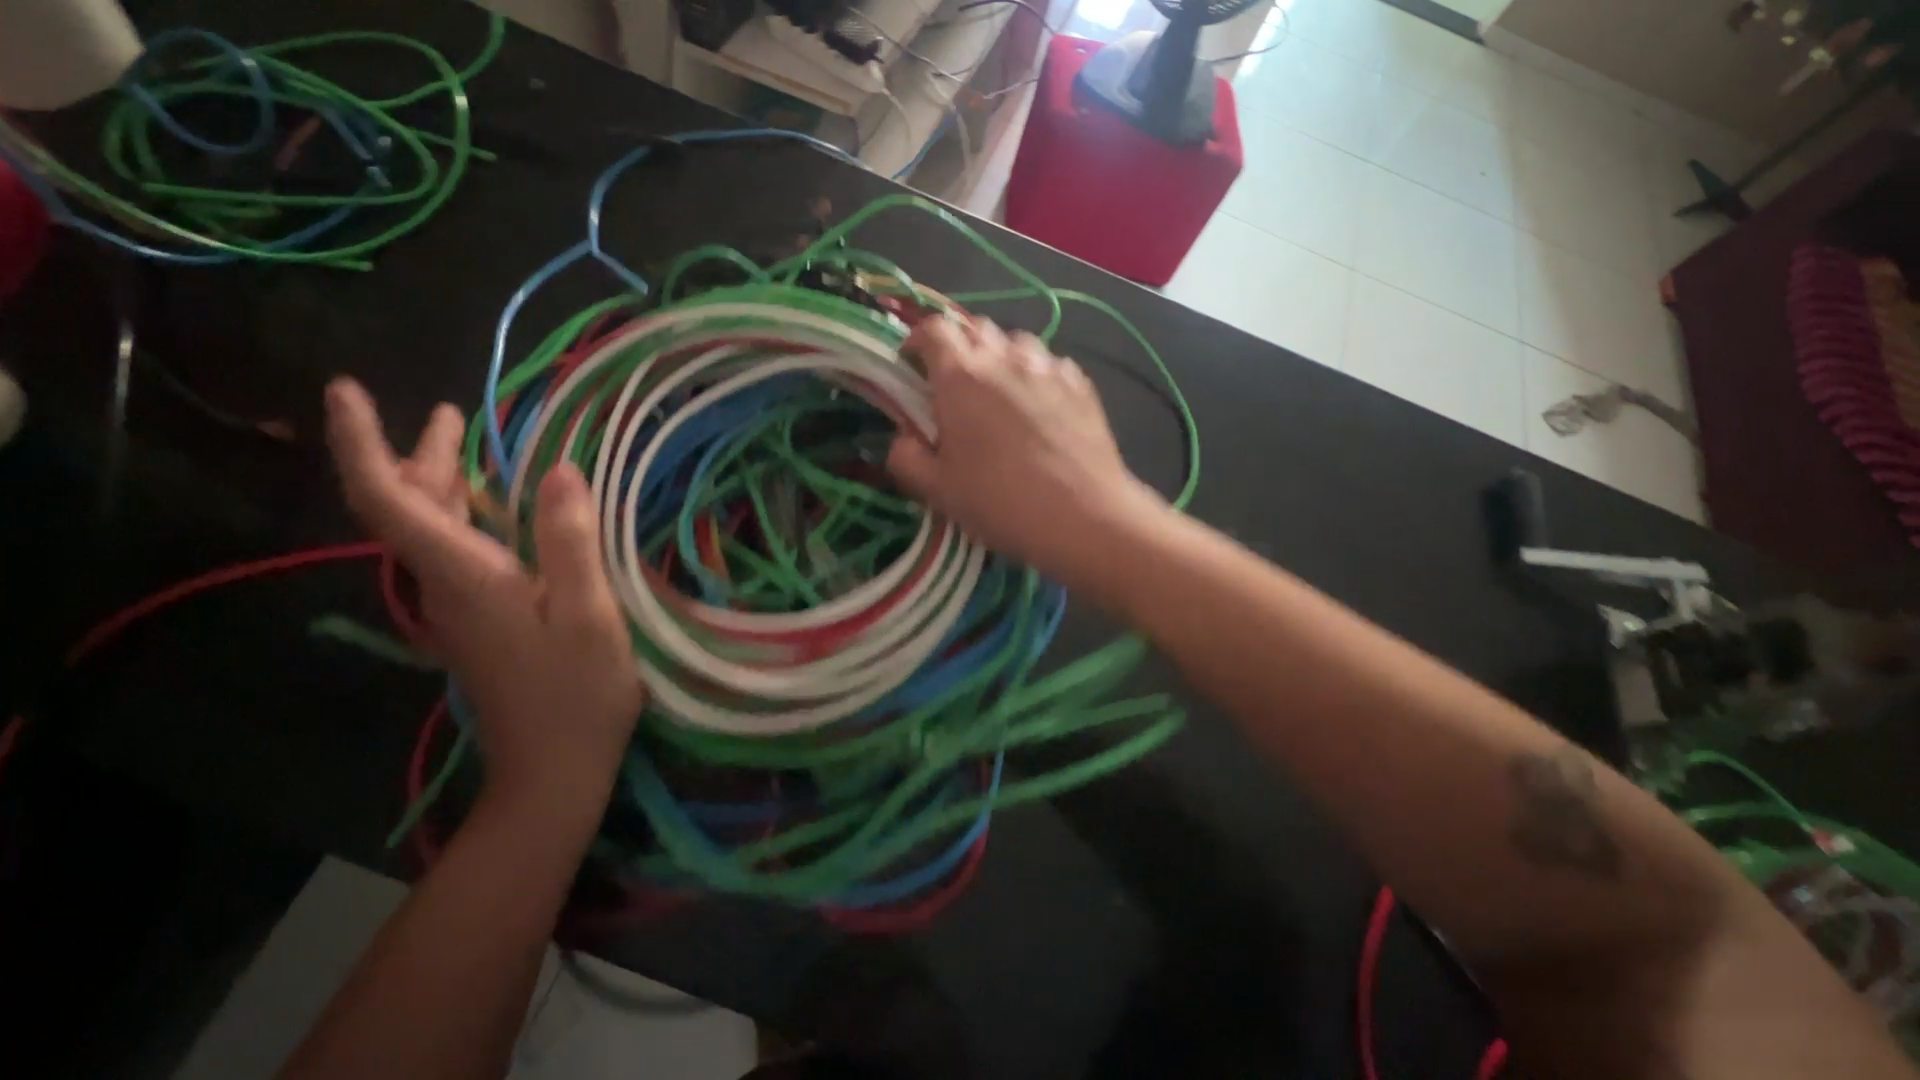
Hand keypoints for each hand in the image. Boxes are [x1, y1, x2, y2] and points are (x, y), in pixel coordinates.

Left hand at [324, 378, 644, 808]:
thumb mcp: (588, 615)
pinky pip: (454, 551)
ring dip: (441, 480)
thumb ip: (570, 541)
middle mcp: (444, 584)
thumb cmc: (576, 694)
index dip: (360, 441)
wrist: (552, 772)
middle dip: (415, 452)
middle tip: (447, 411)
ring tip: (470, 442)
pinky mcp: (477, 622)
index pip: (388, 498)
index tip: (344, 389)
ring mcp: (457, 606)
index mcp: (462, 575)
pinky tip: (500, 508)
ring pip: (428, 530)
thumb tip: (559, 469)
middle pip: (405, 507)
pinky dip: (464, 514)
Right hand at [887, 317, 1165, 596]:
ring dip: (1000, 358)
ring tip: (1000, 393)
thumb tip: (903, 439)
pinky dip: (1036, 375)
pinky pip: (1050, 363)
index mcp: (960, 376)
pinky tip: (1038, 408)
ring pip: (1016, 342)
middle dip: (959, 346)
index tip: (912, 366)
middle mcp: (1004, 358)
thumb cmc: (1001, 503)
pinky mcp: (1080, 382)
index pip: (932, 330)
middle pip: (975, 327)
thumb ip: (906, 457)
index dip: (917, 341)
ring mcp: (1047, 366)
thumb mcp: (937, 490)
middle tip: (953, 384)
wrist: (1084, 516)